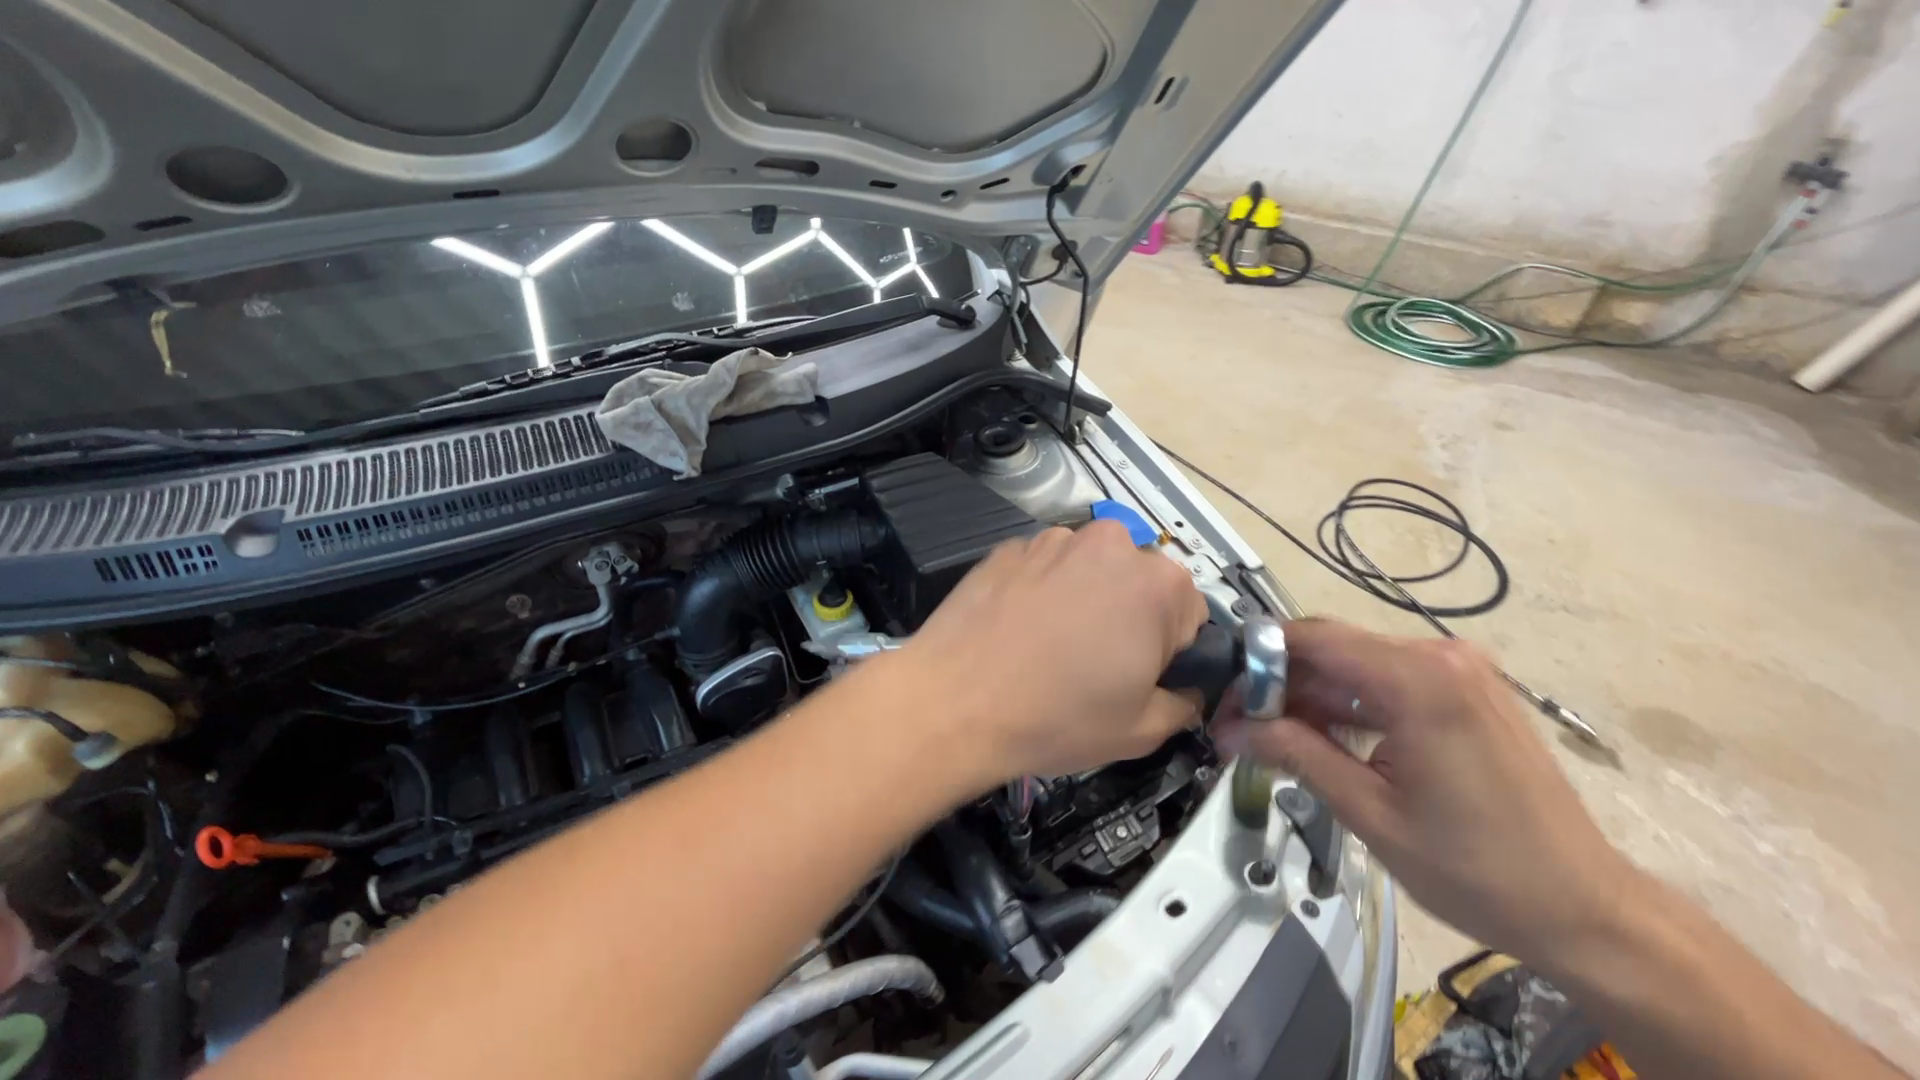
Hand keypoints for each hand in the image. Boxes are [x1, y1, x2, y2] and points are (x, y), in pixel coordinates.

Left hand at [888, 522, 1208, 792]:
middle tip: (1096, 666)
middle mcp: (1112, 545)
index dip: (1168, 651)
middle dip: (1128, 617)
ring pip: (1090, 571)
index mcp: (1159, 585)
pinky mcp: (1009, 547)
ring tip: (1051, 651)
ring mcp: (1054, 540)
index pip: (1191, 614)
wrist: (954, 703)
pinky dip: (1041, 593)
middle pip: (1140, 582)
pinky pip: (1044, 568)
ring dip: (1084, 600)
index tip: (1139, 676)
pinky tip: (1019, 633)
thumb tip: (1185, 693)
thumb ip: (1183, 705)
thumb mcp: (1141, 731)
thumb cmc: (1055, 718)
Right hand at [1212, 619, 1636, 958]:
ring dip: (1312, 701)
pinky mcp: (1470, 694)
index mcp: (1419, 679)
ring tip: (1275, 746)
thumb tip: (1230, 730)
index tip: (1224, 706)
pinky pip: (1390, 684)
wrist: (1584, 908)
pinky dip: (1351, 708)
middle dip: (1280, 687)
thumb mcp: (1369, 812)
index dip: (1257, 665)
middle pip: (1333, 650)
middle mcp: (1442, 657)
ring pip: (1358, 668)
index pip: (1311, 639)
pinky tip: (1326, 745)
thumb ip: (1296, 754)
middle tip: (1239, 734)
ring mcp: (1462, 673)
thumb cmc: (1476, 868)